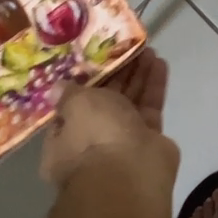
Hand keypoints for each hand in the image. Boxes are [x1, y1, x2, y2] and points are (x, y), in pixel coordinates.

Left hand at [39, 49, 178, 217]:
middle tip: (128, 47)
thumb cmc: (94, 136)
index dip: (85, 82)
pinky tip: (160, 62)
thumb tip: (58, 85)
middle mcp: (92, 142)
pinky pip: (150, 106)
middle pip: (105, 101)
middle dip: (117, 73)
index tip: (96, 59)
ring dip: (138, 74)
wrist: (130, 170)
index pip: (72, 108)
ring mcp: (122, 140)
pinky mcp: (149, 137)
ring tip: (147, 47)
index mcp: (64, 141)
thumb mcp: (76, 107)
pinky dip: (154, 84)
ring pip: (130, 101)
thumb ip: (70, 93)